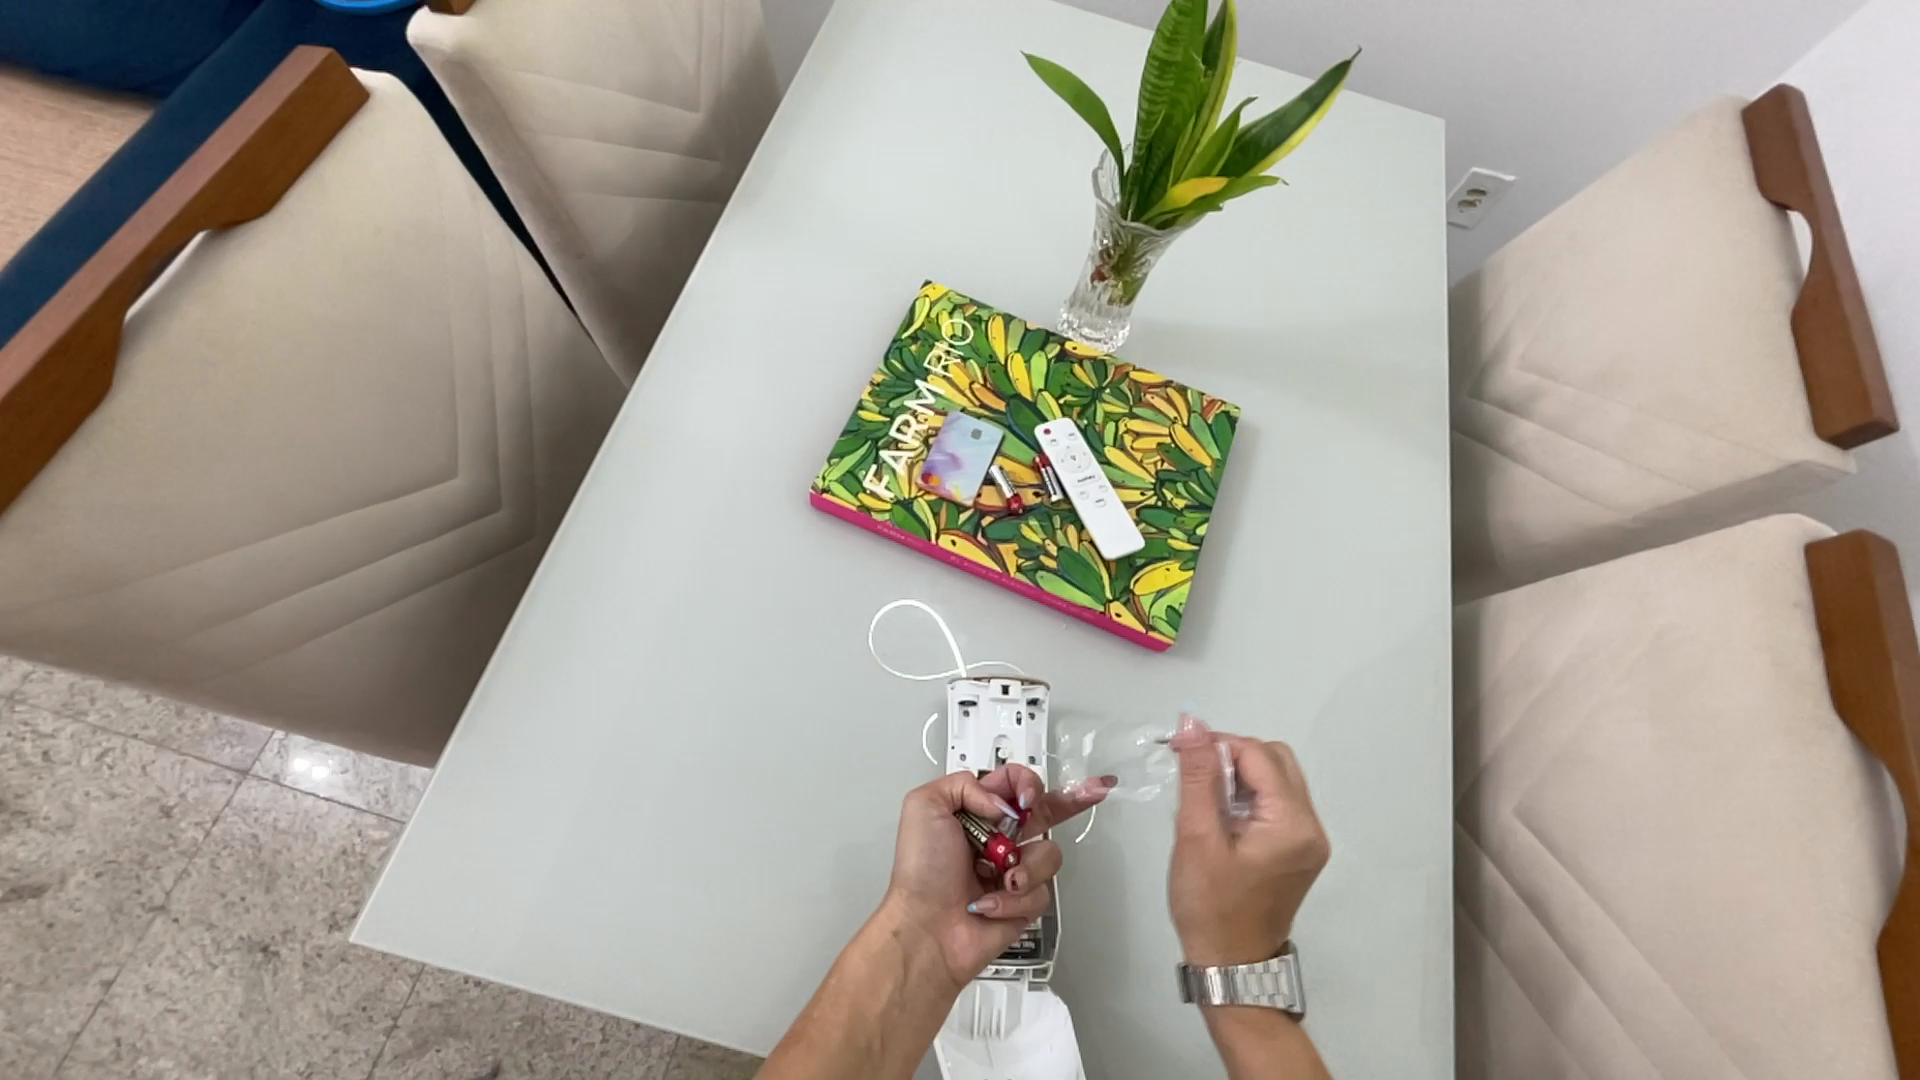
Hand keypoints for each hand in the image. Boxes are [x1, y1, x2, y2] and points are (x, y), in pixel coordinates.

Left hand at [876, 765, 1109, 988]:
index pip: (1013, 783)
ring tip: (1001, 878)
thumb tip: (1001, 803)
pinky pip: (1042, 891)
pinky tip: (991, 903)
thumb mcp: (925, 806)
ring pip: (1048, 852)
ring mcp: (1013, 868)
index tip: (1025, 797)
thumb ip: (965, 785)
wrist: (926, 929)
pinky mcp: (1023, 900)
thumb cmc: (920, 871)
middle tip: (1095, 790)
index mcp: (976, 810)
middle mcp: (999, 837)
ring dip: (1025, 867)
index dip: (1026, 783)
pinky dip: (1014, 899)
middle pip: (1045, 810)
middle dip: (1072, 800)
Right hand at [1167, 715, 1329, 965]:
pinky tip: (1219, 817)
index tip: (1180, 756)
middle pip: (1274, 759)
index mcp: (1293, 823)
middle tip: (1193, 778)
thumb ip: (1196, 774)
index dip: (1218, 745)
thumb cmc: (1210, 904)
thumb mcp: (1196, 835)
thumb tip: (1192, 723)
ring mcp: (1307, 840)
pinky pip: (1274, 802)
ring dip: (1238, 775)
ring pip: (1275, 778)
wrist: (1229, 965)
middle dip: (1231, 756)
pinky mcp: (1297, 850)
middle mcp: (1311, 826)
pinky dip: (1246, 796)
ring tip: (1204, 800)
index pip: (1257, 753)